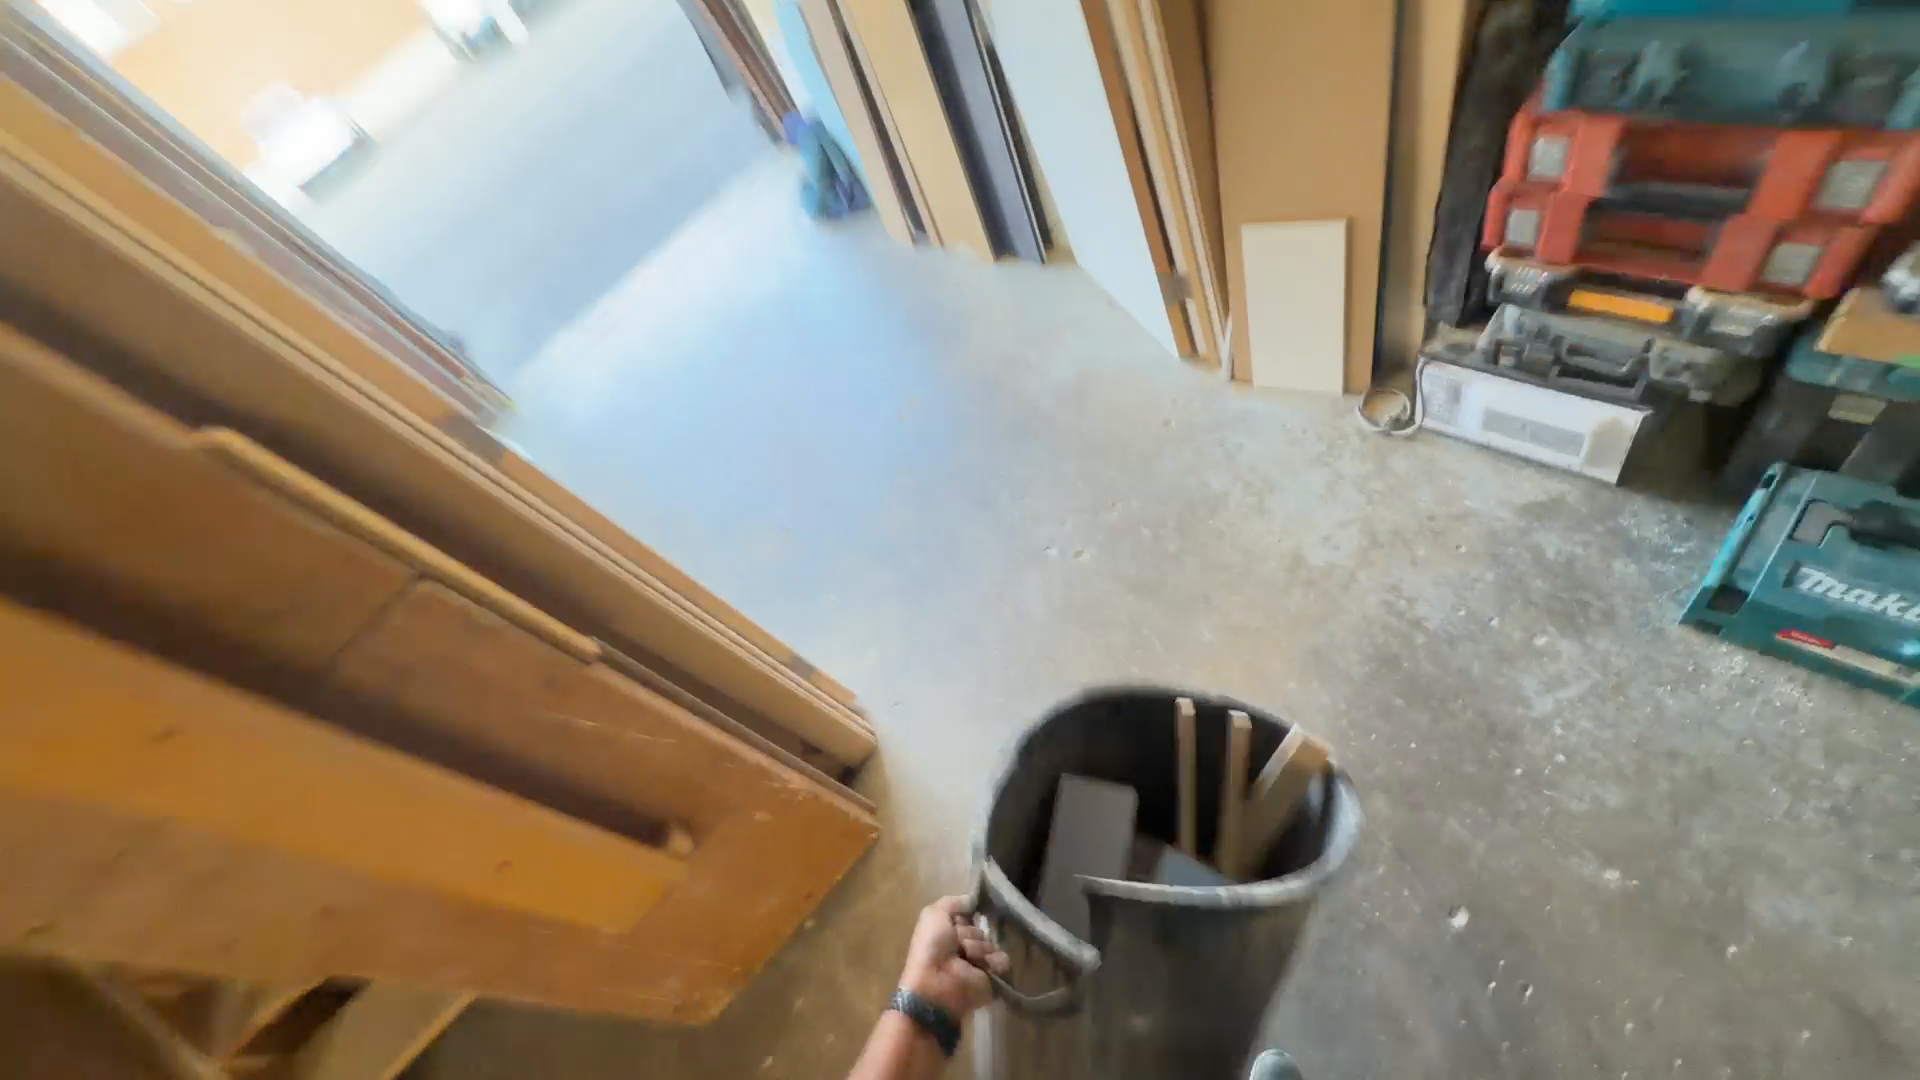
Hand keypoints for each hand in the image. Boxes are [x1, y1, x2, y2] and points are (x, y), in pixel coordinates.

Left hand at [898, 895, 1008, 1017]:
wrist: (936, 984)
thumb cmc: (931, 946)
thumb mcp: (934, 914)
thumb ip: (953, 902)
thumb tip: (973, 900)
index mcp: (951, 932)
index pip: (970, 915)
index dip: (966, 916)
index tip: (960, 920)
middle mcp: (965, 946)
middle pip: (982, 929)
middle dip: (972, 934)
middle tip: (959, 945)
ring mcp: (979, 963)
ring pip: (992, 943)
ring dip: (980, 948)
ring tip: (968, 958)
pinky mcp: (992, 978)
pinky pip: (1003, 960)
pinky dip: (993, 961)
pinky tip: (982, 966)